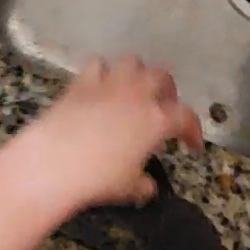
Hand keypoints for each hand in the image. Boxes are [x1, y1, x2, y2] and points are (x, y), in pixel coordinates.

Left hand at [20, 57, 204, 210]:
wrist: (55, 160)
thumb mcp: (128, 187)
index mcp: (156, 120)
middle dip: (167, 91)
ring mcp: (108, 84)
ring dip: (137, 73)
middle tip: (163, 108)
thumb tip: (147, 185)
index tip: (192, 144)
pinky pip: (97, 65)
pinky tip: (100, 88)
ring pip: (131, 62)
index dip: (193, 130)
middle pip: (161, 77)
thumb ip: (143, 183)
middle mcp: (136, 94)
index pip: (185, 117)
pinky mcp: (81, 82)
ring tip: (133, 91)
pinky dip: (102, 73)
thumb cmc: (100, 177)